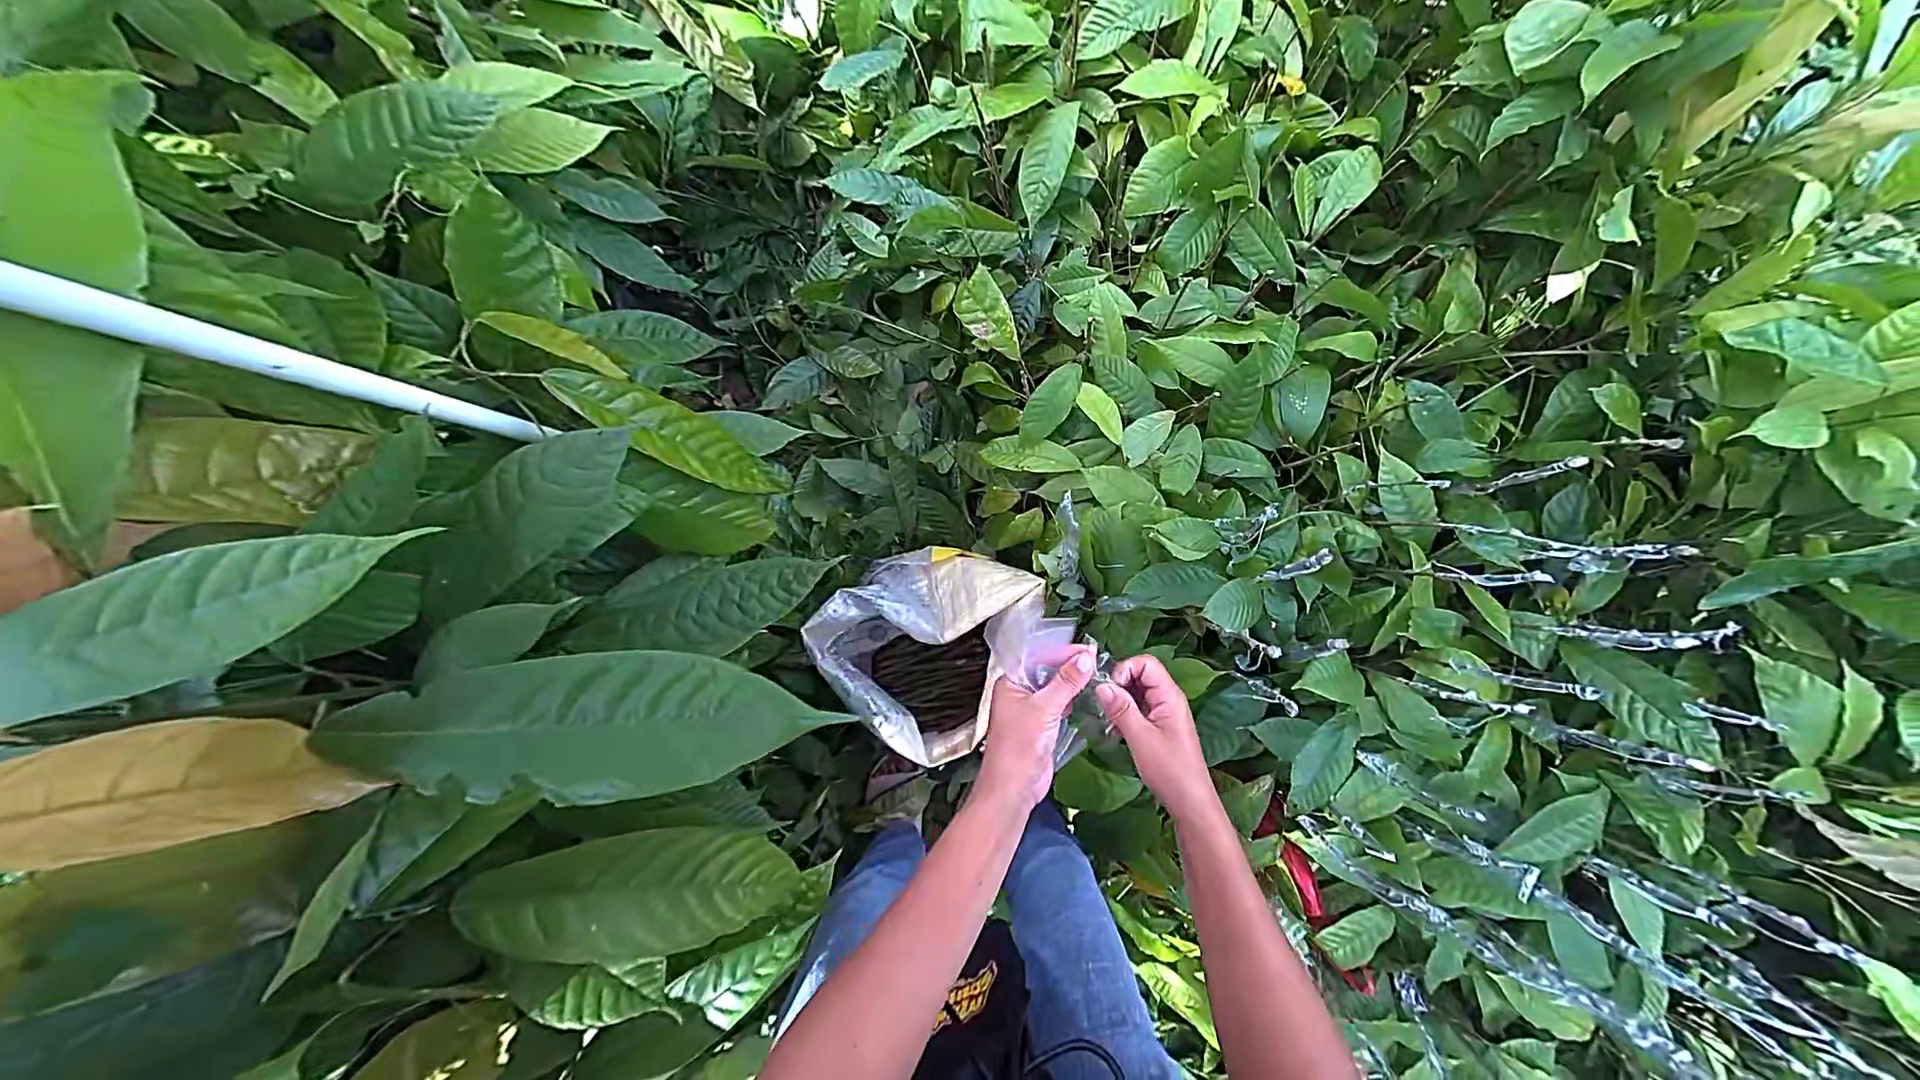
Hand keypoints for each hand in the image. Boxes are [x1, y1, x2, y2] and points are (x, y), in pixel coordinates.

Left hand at [976, 645, 1097, 810]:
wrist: (1014, 787)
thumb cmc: (1016, 750)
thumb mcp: (1045, 708)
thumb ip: (1065, 682)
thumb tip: (1083, 660)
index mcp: (1010, 683)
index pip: (1037, 656)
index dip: (1061, 651)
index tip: (1085, 650)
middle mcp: (1017, 694)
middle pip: (1045, 671)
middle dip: (1068, 665)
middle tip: (1093, 659)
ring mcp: (1029, 710)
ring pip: (1053, 688)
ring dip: (1071, 682)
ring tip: (1092, 673)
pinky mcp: (1040, 725)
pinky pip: (1057, 705)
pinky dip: (1070, 699)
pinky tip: (1083, 695)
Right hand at [1095, 655, 1218, 823]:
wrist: (1189, 801)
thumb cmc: (1169, 770)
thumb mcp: (1140, 738)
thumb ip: (1120, 709)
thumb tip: (1102, 686)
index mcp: (1169, 696)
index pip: (1145, 663)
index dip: (1124, 670)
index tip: (1110, 689)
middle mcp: (1169, 699)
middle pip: (1140, 675)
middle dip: (1119, 685)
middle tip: (1105, 705)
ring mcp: (1165, 712)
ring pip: (1138, 692)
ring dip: (1121, 700)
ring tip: (1110, 719)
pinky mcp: (1160, 725)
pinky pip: (1139, 707)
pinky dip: (1126, 713)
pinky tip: (1118, 729)